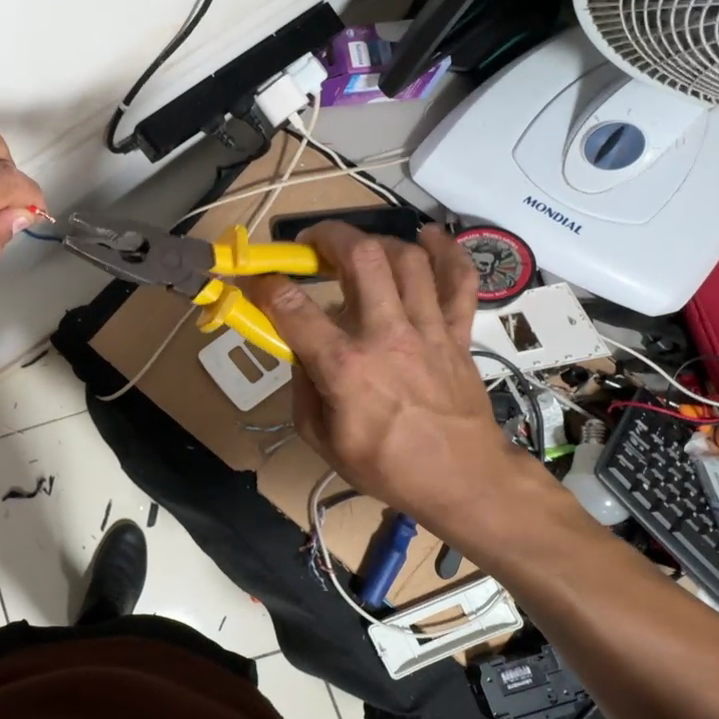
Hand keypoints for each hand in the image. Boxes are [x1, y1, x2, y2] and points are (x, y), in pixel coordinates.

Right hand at [243, 223, 564, 545]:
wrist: (465, 481)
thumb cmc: (387, 467)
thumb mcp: (320, 438)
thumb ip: (304, 388)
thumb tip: (302, 352)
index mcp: (344, 366)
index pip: (292, 306)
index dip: (264, 285)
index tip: (252, 280)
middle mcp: (385, 335)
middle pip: (361, 258)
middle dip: (329, 237)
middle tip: (311, 243)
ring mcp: (427, 329)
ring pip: (406, 259)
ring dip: (376, 242)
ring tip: (357, 248)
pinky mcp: (458, 333)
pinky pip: (459, 280)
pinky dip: (446, 251)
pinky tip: (426, 237)